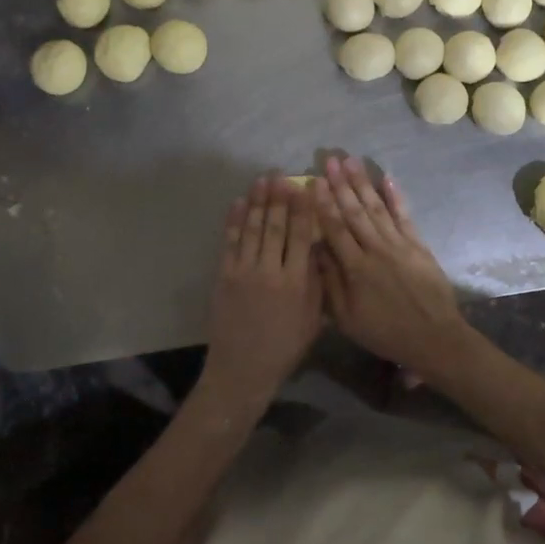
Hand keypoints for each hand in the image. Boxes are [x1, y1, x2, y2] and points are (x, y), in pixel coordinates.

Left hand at [200, 175, 323, 401]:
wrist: (243, 368)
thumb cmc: (285, 348)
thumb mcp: (314, 320)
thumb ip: (317, 284)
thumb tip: (320, 249)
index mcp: (298, 283)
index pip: (303, 236)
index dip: (304, 208)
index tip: (306, 186)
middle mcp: (271, 271)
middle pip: (276, 226)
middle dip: (279, 198)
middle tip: (280, 175)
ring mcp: (244, 272)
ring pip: (253, 229)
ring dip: (257, 202)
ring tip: (261, 180)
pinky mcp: (224, 276)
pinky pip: (230, 242)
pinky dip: (234, 221)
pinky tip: (239, 203)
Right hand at [312, 156, 471, 375]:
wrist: (434, 338)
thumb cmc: (385, 332)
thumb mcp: (347, 318)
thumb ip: (330, 283)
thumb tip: (314, 251)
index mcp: (355, 267)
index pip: (334, 227)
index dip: (323, 203)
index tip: (312, 181)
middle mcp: (376, 248)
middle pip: (355, 211)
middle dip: (341, 183)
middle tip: (330, 159)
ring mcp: (399, 244)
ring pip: (377, 207)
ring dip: (363, 183)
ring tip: (351, 160)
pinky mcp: (418, 246)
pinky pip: (404, 216)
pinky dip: (396, 197)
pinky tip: (387, 178)